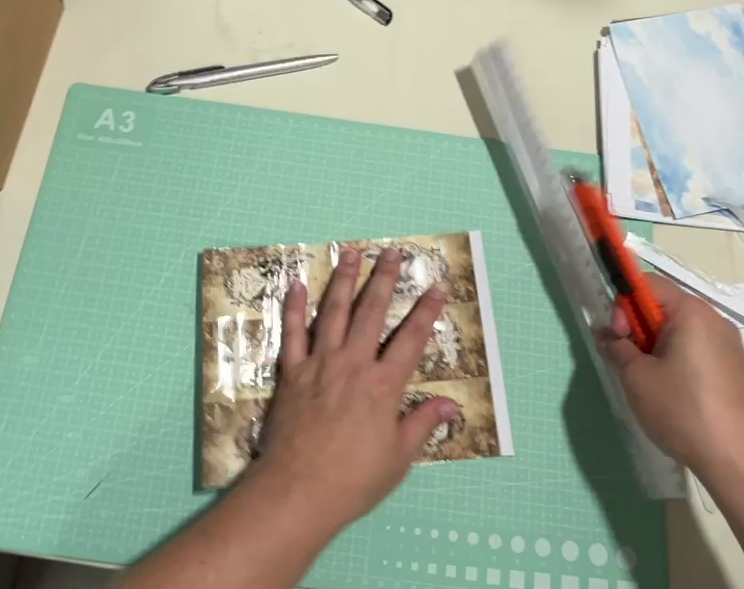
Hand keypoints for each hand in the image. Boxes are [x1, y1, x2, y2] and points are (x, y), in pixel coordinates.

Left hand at [247, 247, 456, 533]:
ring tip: (350, 254)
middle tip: (391, 252)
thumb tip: (452, 405)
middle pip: (371, 313)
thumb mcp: (398, 458)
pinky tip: (294, 285)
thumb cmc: (354, 480)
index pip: (411, 340)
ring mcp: (319, 364)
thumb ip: (422, 424)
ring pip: (333, 312)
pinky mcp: (291, 372)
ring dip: (343, 280)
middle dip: (383, 279)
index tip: (436, 287)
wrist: (298, 492)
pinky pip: (292, 333)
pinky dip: (293, 308)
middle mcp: (353, 364)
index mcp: (383, 385)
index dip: (426, 312)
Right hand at [597, 272, 743, 477]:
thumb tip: (606, 335)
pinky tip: (674, 396)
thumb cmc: (683, 410)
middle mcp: (715, 321)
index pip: (648, 284)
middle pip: (665, 308)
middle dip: (640, 329)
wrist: (740, 462)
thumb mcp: (636, 378)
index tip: (620, 337)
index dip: (625, 305)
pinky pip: (698, 352)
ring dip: (657, 348)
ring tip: (650, 384)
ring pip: (681, 332)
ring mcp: (730, 347)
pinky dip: (678, 363)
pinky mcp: (736, 371)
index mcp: (692, 312)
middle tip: (630, 362)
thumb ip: (616, 348)